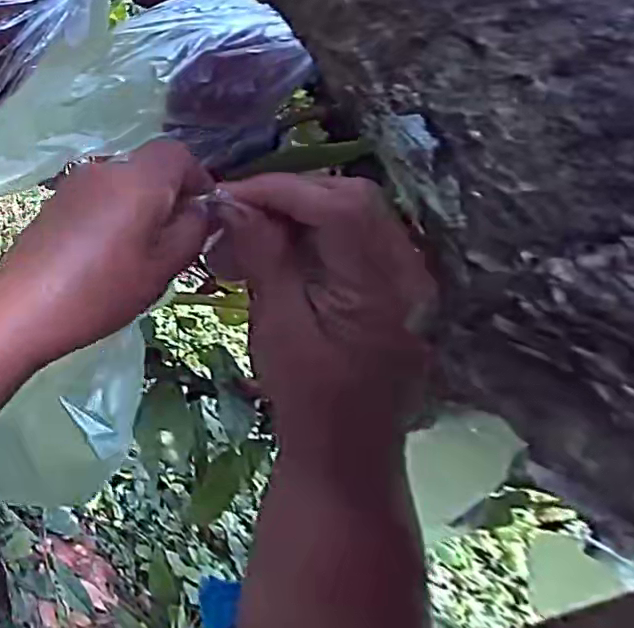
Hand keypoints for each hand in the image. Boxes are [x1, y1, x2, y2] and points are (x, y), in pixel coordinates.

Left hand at [0, 139, 216, 360]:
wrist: (25, 303)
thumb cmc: (103, 288)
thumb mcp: (163, 265)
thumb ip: (192, 228)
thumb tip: (201, 207)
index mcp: (136, 177)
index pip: (176, 152)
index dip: (197, 177)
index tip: (203, 213)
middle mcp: (103, 168)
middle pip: (147, 166)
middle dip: (168, 193)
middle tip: (176, 238)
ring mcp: (72, 182)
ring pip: (120, 181)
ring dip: (138, 204)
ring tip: (141, 251)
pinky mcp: (54, 200)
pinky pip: (95, 195)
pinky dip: (111, 212)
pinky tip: (106, 251)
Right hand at [207, 174, 436, 454]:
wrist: (345, 445)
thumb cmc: (307, 391)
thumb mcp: (276, 322)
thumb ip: (262, 254)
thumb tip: (230, 201)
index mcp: (382, 289)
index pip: (338, 207)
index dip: (278, 188)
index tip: (226, 196)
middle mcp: (407, 272)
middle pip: (350, 196)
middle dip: (285, 191)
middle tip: (234, 208)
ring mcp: (404, 275)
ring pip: (350, 207)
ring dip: (293, 205)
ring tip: (247, 227)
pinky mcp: (388, 279)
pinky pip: (349, 229)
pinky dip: (306, 224)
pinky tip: (272, 243)